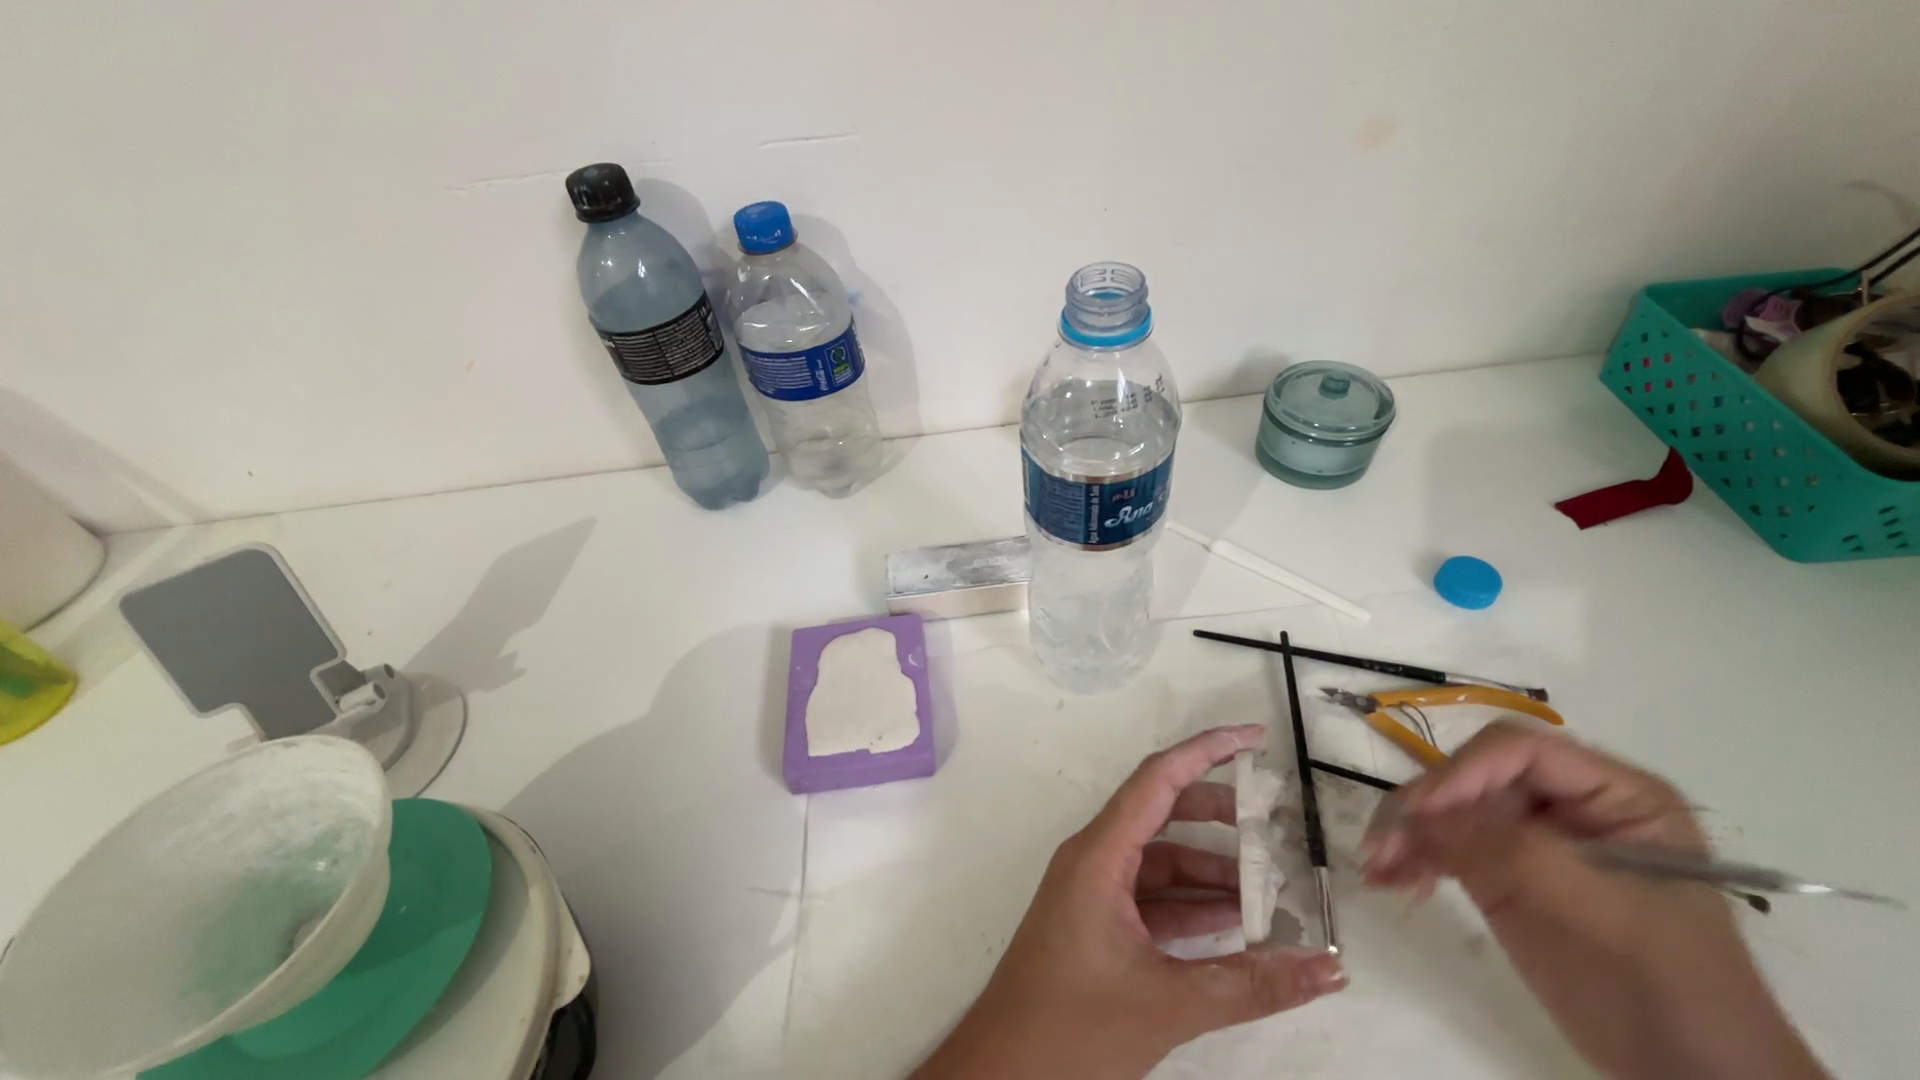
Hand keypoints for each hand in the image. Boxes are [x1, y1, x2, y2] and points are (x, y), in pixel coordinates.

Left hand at [913, 726, 1347, 1079]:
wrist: (1003, 1072)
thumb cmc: (1072, 1024)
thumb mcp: (1169, 1002)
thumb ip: (1252, 983)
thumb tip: (1330, 968)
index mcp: (1099, 855)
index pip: (1158, 779)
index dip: (1206, 751)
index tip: (1255, 739)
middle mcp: (1093, 860)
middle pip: (1162, 815)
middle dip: (1220, 819)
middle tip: (1275, 829)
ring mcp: (1092, 893)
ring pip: (1160, 863)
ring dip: (1212, 874)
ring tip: (1272, 893)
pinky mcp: (1095, 925)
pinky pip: (1151, 898)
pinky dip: (1192, 907)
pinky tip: (1236, 928)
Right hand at [1363, 722, 1827, 1079]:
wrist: (1692, 1074)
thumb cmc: (1667, 984)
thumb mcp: (1597, 911)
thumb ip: (1509, 853)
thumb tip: (1416, 813)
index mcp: (1615, 794)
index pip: (1520, 752)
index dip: (1464, 773)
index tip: (1419, 814)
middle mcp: (1570, 805)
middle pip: (1475, 778)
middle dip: (1424, 807)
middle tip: (1381, 846)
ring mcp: (1535, 842)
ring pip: (1451, 811)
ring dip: (1408, 833)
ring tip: (1377, 868)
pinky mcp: (1506, 877)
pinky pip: (1447, 848)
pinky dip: (1415, 858)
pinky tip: (1392, 879)